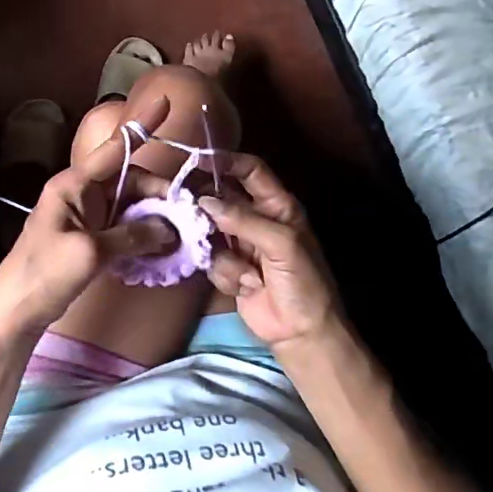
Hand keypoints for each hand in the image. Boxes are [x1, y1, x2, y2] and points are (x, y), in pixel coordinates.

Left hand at [0, 96, 178, 332]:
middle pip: (131, 181)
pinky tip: (163, 249)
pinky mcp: (90, 239)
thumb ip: (132, 235)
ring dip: (156, 218)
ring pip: (131, 206)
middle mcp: (82, 194)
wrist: (15, 310)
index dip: (141, 126)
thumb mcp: (90, 253)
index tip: (166, 100)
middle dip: (161, 194)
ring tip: (184, 235)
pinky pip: (125, 228)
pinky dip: (144, 235)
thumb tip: (171, 227)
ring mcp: (86, 217)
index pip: (114, 148)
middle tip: (190, 216)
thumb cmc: (44, 273)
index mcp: (74, 184)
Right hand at [198, 154, 345, 347]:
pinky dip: (225, 273)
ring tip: (240, 266)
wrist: (302, 332)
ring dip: (218, 249)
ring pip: (210, 230)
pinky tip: (244, 286)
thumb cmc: (303, 282)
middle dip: (207, 205)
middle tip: (189, 207)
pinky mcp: (228, 268)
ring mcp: (240, 244)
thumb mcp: (282, 243)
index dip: (226, 161)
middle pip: (221, 197)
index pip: (250, 171)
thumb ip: (243, 219)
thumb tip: (204, 201)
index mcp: (277, 206)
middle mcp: (256, 220)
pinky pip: (211, 259)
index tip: (197, 159)